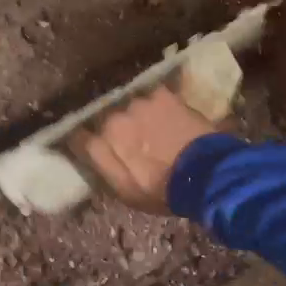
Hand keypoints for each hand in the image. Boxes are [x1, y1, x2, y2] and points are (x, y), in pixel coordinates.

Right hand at [68, 87, 216, 212]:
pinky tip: (165, 114)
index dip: (83, 141)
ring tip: (150, 128)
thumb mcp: (122, 189)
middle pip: (105, 118)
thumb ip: (100, 164)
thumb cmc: (160, 190)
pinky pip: (153, 96)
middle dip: (112, 128)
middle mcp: (115, 116)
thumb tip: (83, 145)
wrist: (206, 174)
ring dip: (135, 115)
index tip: (88, 146)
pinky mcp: (164, 94)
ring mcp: (140, 102)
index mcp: (102, 141)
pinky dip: (156, 104)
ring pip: (128, 106)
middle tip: (128, 141)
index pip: (79, 136)